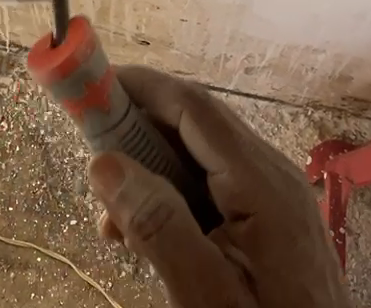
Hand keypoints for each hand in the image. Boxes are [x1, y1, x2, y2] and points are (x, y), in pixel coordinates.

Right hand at [87, 67, 350, 307]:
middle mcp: (274, 173)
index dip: (143, 86)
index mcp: (263, 183)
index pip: (194, 107)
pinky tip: (147, 231)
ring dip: (153, 165)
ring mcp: (278, 195)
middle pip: (197, 123)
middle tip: (93, 149)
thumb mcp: (204, 296)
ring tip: (114, 213)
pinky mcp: (274, 218)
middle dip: (140, 126)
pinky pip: (215, 182)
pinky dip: (175, 191)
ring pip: (202, 153)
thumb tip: (103, 162)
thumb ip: (157, 226)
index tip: (93, 85)